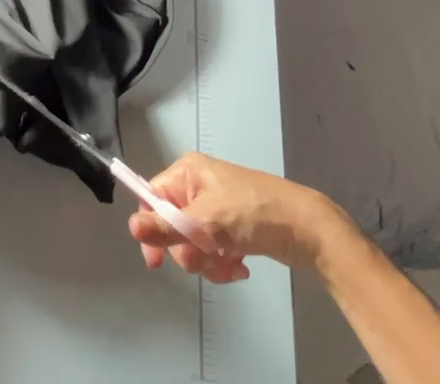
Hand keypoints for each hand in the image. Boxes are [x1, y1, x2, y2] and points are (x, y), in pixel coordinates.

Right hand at [128, 152, 355, 282]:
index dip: (151, 229)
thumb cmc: (253, 214)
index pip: (151, 198)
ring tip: (231, 263)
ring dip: (208, 260)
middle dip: (189, 250)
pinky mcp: (232, 228)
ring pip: (192, 244)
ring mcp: (216, 208)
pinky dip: (222, 262)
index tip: (157, 262)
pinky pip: (212, 250)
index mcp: (187, 173)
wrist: (308, 229)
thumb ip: (166, 227)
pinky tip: (240, 267)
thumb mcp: (206, 222)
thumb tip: (131, 227)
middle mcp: (198, 186)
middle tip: (209, 255)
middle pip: (171, 226)